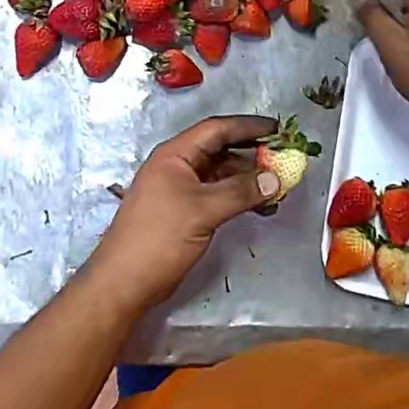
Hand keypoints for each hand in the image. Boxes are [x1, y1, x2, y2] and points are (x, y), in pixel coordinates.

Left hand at [85, 115, 281, 311]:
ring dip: (249, 178)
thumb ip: (240, 191)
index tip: (279, 129)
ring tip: (279, 186)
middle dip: (253, 153)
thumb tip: (276, 178)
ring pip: (222, 173)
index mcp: (175, 154)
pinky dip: (239, 196)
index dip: (248, 126)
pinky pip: (218, 193)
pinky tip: (261, 205)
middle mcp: (178, 165)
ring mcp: (181, 189)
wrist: (124, 282)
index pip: (217, 129)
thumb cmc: (158, 238)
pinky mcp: (185, 210)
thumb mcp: (202, 210)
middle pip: (221, 149)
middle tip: (284, 157)